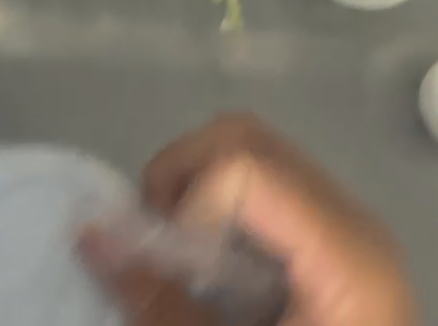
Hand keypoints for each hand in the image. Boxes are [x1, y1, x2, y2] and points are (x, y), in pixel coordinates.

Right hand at [80, 114, 416, 325]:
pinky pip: (261, 174)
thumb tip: (85, 232)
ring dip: (194, 182)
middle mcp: (352, 219)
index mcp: (346, 255)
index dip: (189, 203)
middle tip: (165, 241)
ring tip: (186, 249)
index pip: (242, 167)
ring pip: (246, 144)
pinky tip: (216, 258)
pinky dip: (217, 197)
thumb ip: (158, 301)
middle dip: (180, 174)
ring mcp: (345, 221)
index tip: (182, 269)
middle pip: (241, 137)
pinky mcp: (331, 232)